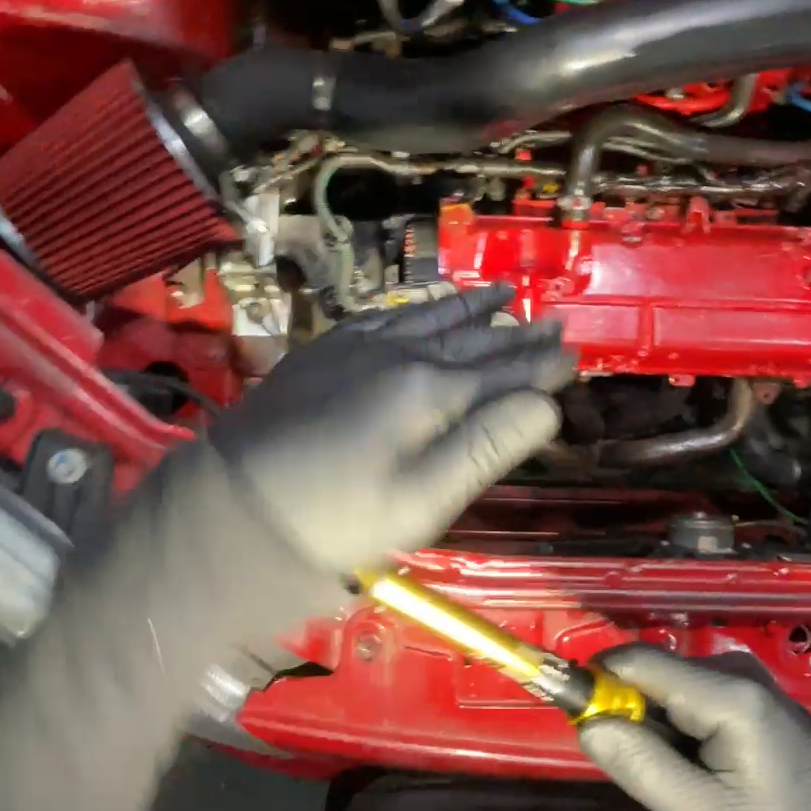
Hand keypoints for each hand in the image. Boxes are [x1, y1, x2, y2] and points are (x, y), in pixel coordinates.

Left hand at [208, 283, 573, 578]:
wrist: (236, 505)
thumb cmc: (338, 518)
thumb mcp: (422, 501)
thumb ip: (486, 448)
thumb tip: (546, 405)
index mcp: (431, 393)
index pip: (504, 374)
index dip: (542, 366)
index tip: (574, 354)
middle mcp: (401, 355)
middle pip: (474, 340)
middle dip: (518, 333)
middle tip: (554, 319)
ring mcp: (360, 346)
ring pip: (433, 318)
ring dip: (473, 307)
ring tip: (504, 292)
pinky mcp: (328, 349)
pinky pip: (386, 313)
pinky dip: (419, 306)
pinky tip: (427, 304)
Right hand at [579, 646, 810, 810]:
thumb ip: (642, 767)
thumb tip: (585, 721)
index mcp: (728, 693)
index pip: (635, 661)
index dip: (593, 681)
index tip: (568, 715)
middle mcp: (737, 671)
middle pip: (650, 674)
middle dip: (628, 713)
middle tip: (637, 772)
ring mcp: (748, 683)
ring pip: (668, 692)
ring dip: (654, 728)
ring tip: (679, 782)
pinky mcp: (754, 700)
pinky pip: (692, 702)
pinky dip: (678, 732)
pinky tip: (702, 773)